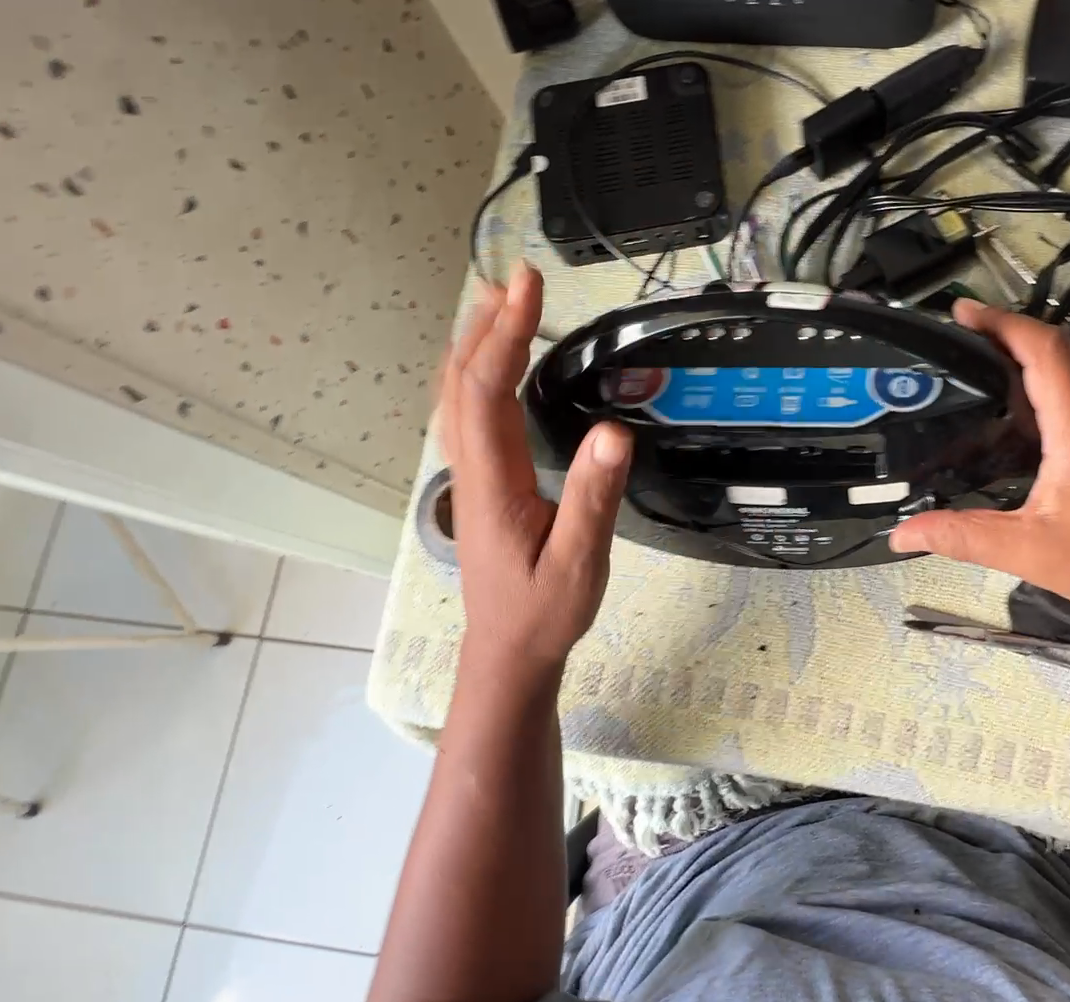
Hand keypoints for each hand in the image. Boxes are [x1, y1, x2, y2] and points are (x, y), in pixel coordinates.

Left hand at [440, 261, 632, 670]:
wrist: (508, 652)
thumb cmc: (543, 612)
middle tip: (520, 281)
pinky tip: (497, 366)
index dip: (506, 334)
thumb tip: (612, 431)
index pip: (489, 391)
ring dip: (476, 344)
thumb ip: (593, 499)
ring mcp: (470, 477)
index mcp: (493, 483)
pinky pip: (468, 415)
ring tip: (505, 304)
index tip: (531, 288)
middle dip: (486, 324)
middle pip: (462, 381)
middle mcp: (471, 470)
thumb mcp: (578, 563)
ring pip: (457, 396)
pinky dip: (478, 375)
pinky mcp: (481, 486)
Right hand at [890, 300, 1069, 630]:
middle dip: (1012, 332)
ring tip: (984, 364)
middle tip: (963, 337)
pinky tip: (1023, 413)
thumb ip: (962, 538)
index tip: (962, 313)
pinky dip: (1050, 384)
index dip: (1003, 323)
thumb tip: (902, 534)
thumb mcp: (1027, 552)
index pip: (1045, 352)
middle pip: (1062, 351)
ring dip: (1033, 356)